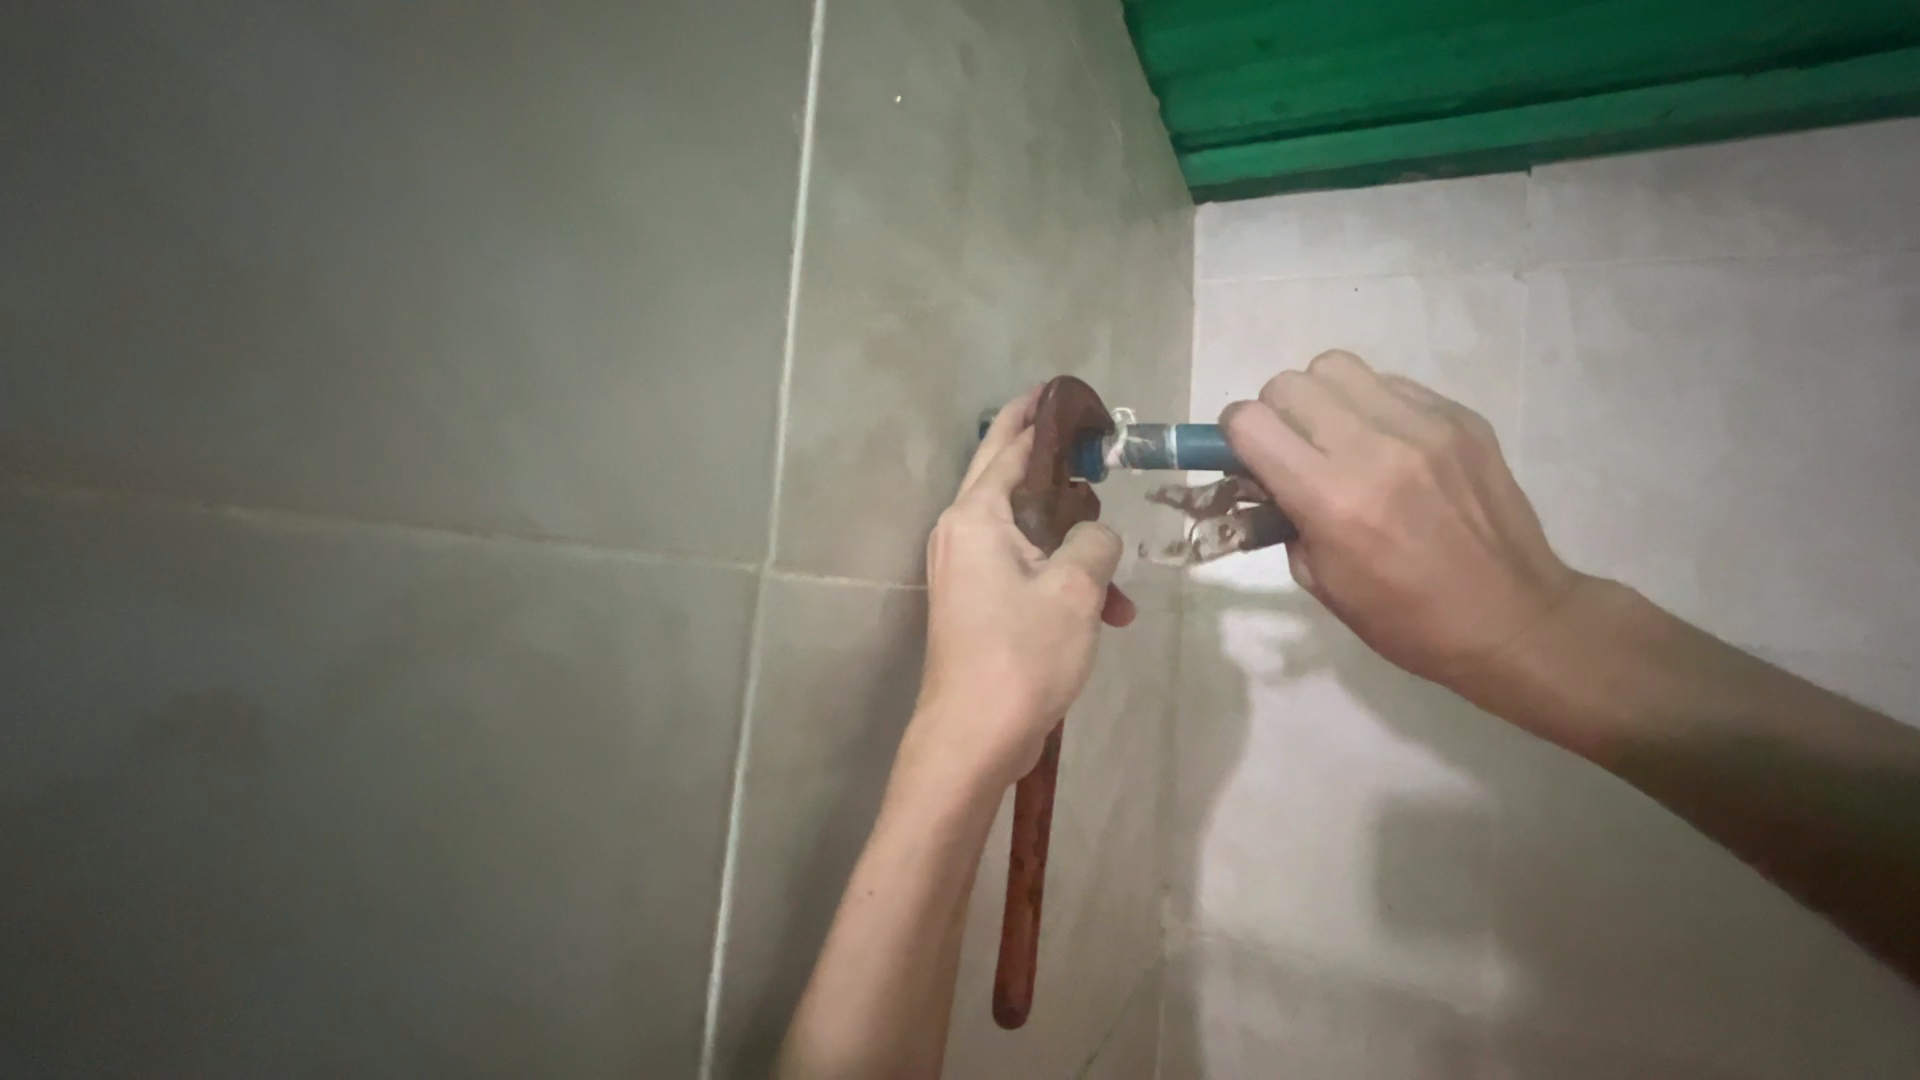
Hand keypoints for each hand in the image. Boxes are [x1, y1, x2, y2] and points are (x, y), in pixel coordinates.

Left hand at [908, 386, 1135, 788]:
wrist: (974, 736)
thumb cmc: (1023, 654)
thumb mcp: (1076, 588)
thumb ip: (1094, 542)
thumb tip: (1094, 535)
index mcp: (975, 517)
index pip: (1008, 447)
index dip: (1037, 417)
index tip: (1059, 393)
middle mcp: (961, 534)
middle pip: (1006, 477)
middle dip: (1045, 457)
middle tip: (1077, 430)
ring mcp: (966, 571)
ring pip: (1026, 535)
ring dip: (1073, 547)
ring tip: (1117, 573)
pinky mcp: (976, 604)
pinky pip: (1024, 571)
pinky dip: (1060, 582)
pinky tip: (1105, 612)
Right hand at [1220, 350, 1586, 692]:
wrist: (1509, 619)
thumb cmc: (1401, 617)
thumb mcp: (1316, 578)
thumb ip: (1281, 517)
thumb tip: (1263, 477)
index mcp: (1330, 499)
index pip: (1250, 423)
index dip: (1234, 435)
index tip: (1245, 456)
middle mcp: (1372, 448)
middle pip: (1288, 385)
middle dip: (1274, 414)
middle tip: (1292, 450)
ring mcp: (1423, 426)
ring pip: (1336, 367)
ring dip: (1321, 398)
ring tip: (1337, 436)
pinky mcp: (1460, 417)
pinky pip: (1390, 384)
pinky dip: (1371, 406)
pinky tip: (1388, 446)